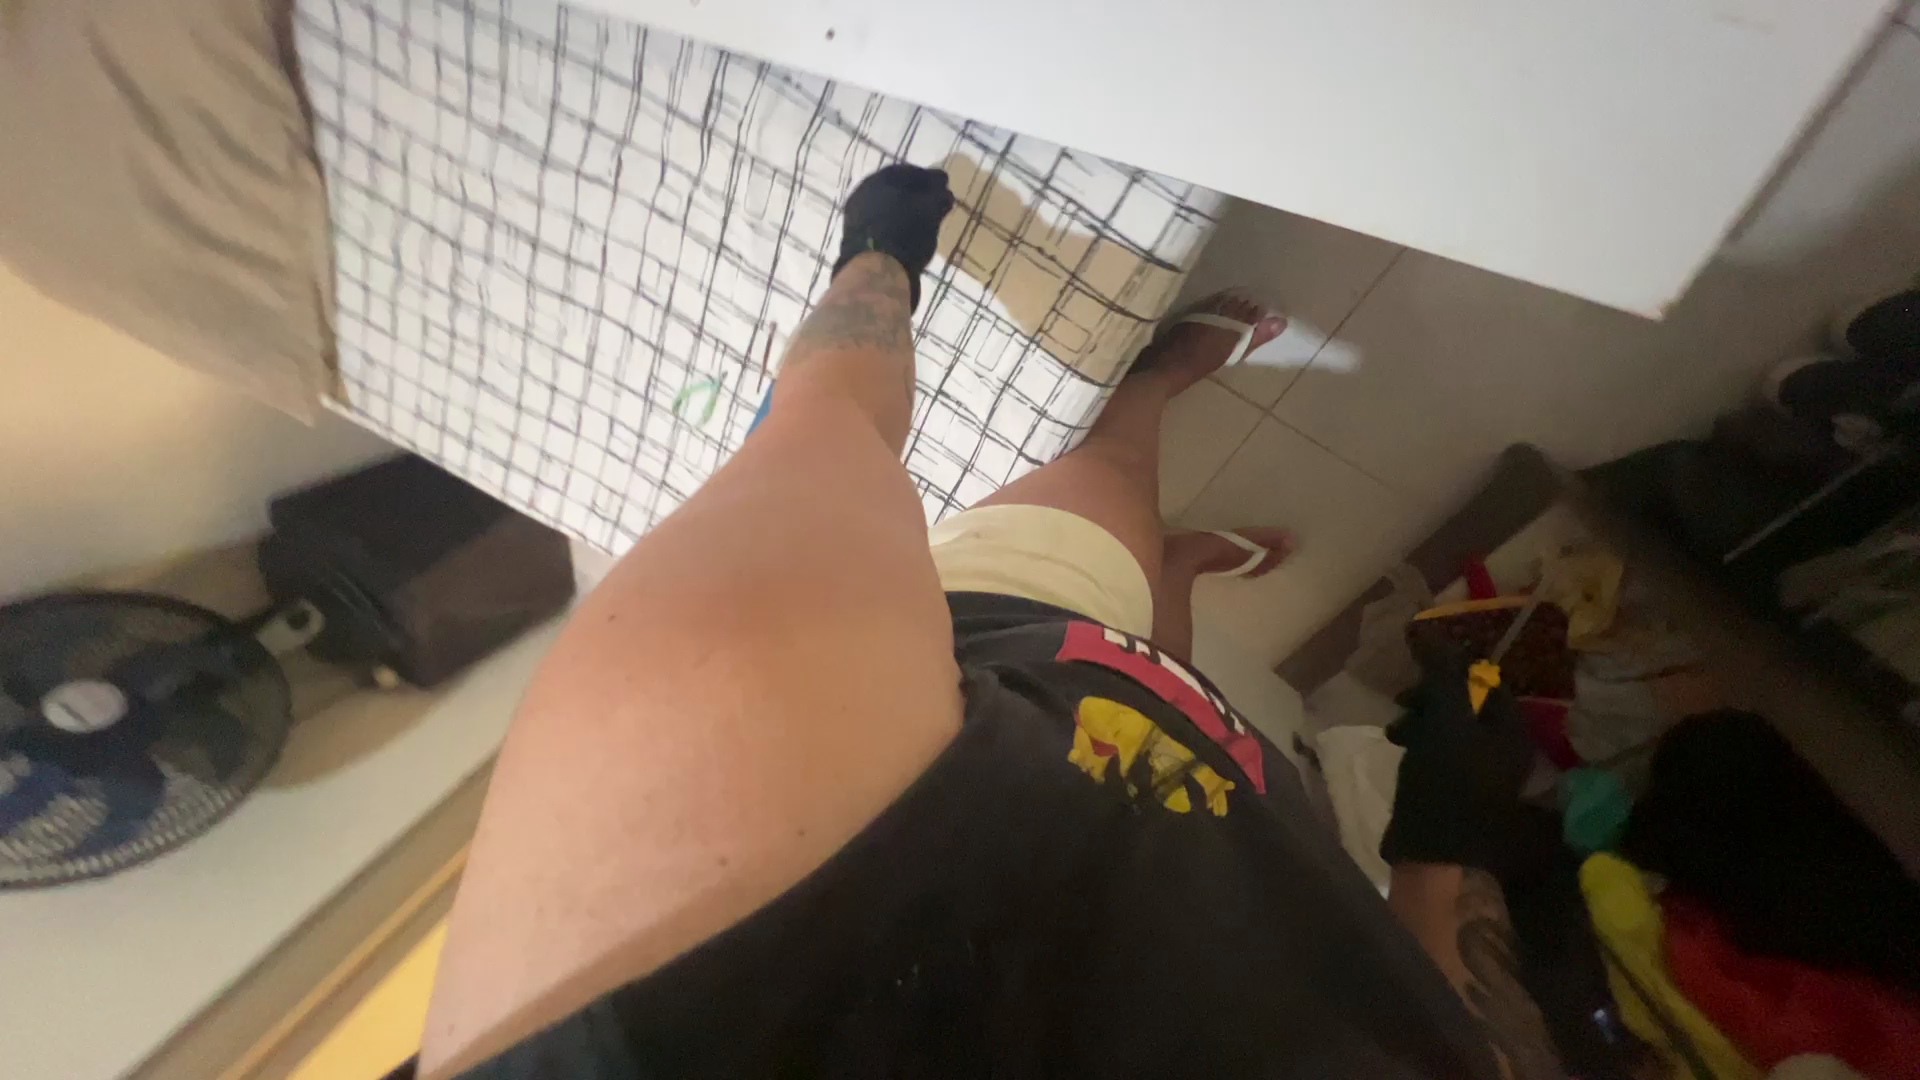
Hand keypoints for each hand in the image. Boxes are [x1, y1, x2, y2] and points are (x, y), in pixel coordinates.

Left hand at [833, 164, 954, 311]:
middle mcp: (863, 193)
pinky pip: (879, 227)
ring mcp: (854, 218)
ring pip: (885, 209)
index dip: (928, 178)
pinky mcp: (853, 241)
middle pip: (894, 190)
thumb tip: (945, 193)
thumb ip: (939, 199)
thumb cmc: (906, 235)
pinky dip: (893, 228)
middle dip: (914, 194)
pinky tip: (905, 236)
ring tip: (921, 221)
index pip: (909, 172)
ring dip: (903, 212)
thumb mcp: (930, 213)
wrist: (876, 272)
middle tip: (932, 201)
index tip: (943, 184)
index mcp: (880, 179)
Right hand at [1380, 642, 1543, 875]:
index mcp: (1510, 732)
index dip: (1451, 669)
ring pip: (1449, 728)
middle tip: (1403, 701)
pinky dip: (1419, 744)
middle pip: (1466, 705)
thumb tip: (1427, 632)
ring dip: (1420, 720)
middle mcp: (1504, 750)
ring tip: (1396, 730)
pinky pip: (1439, 752)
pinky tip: (1400, 751)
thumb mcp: (1443, 719)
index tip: (1416, 669)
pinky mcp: (1457, 791)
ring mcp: (1482, 773)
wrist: (1436, 850)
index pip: (1485, 682)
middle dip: (1430, 697)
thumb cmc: (1445, 780)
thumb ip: (1441, 675)